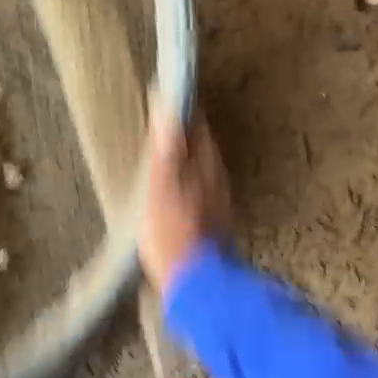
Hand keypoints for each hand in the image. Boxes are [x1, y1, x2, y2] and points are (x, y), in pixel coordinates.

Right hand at [138, 106, 232, 291]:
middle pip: (201, 144)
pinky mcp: (212, 222)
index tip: (163, 96)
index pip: (196, 122)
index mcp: (204, 161)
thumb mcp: (160, 187)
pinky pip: (199, 190)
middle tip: (160, 125)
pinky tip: (175, 192)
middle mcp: (216, 174)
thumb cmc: (172, 233)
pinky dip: (187, 183)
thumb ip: (166, 146)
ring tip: (164, 157)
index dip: (180, 107)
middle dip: (183, 132)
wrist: (197, 281)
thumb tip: (167, 102)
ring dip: (185, 158)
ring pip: (202, 167)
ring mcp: (217, 200)